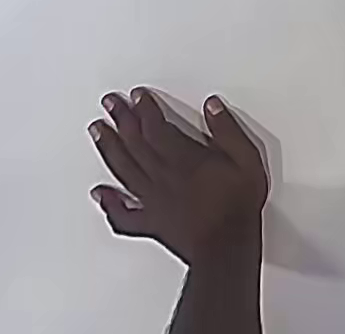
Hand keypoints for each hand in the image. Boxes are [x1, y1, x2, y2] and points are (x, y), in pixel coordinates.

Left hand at [90, 90, 268, 265]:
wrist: (228, 248)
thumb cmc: (237, 204)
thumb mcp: (246, 157)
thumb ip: (227, 129)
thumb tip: (213, 106)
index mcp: (184, 159)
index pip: (156, 127)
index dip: (145, 108)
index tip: (137, 95)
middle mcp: (163, 178)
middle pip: (134, 143)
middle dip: (121, 119)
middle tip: (109, 103)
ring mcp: (154, 202)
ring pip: (124, 170)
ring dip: (109, 148)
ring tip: (97, 132)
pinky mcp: (152, 224)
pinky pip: (123, 214)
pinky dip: (109, 203)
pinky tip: (99, 194)